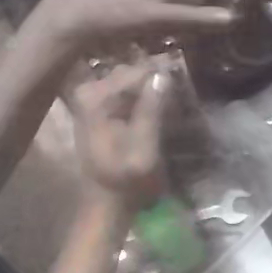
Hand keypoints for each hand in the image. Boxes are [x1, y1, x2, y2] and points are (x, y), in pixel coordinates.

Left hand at [68, 60, 171, 208]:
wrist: (105, 201)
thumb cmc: (126, 178)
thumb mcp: (144, 147)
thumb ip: (151, 110)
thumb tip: (163, 75)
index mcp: (97, 98)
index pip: (136, 72)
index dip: (161, 75)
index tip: (182, 82)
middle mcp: (89, 91)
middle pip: (131, 71)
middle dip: (155, 79)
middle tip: (178, 93)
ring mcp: (90, 98)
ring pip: (129, 79)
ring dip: (149, 87)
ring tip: (169, 100)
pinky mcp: (96, 106)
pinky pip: (123, 89)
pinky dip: (140, 95)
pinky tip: (155, 106)